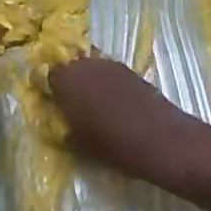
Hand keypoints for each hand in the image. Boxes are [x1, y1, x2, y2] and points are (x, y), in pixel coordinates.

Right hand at [47, 56, 205, 179]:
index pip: (45, 74)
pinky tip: (117, 103)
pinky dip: (107, 83)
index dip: (49, 88)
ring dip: (89, 80)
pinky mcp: (128, 70)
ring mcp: (107, 64)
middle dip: (69, 81)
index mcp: (65, 80)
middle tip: (75, 104)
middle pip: (68, 66)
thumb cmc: (116, 146)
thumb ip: (65, 126)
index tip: (54, 104)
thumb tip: (61, 122)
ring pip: (89, 67)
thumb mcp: (81, 144)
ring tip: (97, 104)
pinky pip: (108, 72)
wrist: (165, 142)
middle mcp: (83, 65)